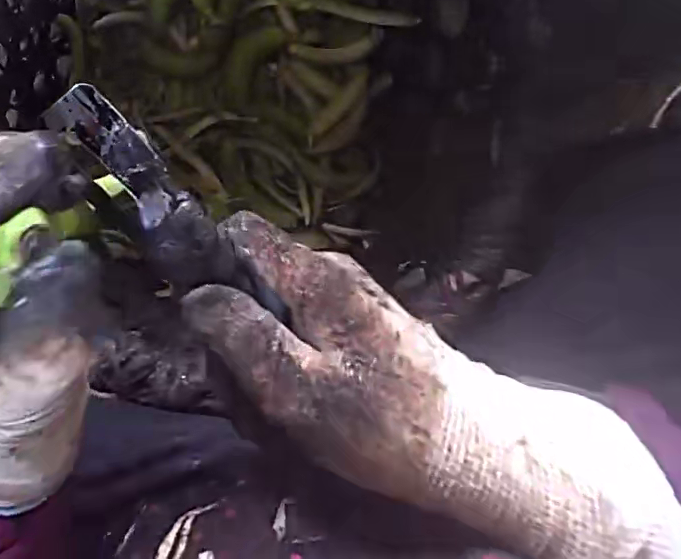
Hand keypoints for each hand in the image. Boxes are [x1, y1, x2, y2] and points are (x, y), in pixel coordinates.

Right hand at [182, 213, 680, 558]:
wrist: (484, 450)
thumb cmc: (388, 424)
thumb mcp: (300, 391)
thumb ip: (243, 335)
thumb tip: (196, 295)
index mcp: (312, 274)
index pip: (241, 230)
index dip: (212, 260)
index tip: (206, 315)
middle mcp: (328, 269)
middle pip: (254, 271)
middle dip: (235, 322)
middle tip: (243, 387)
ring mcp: (348, 294)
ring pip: (276, 302)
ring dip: (262, 347)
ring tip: (276, 408)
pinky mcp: (361, 321)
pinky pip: (304, 321)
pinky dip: (291, 355)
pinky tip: (306, 404)